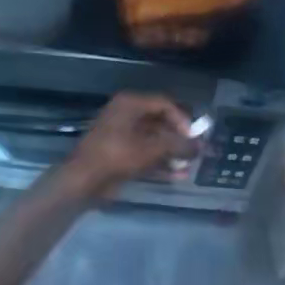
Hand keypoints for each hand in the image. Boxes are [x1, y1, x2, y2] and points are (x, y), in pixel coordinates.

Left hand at [61, 92, 194, 199]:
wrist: (83, 180)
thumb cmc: (117, 156)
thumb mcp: (151, 148)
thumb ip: (178, 145)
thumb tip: (200, 147)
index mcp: (130, 104)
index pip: (164, 103)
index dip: (182, 119)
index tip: (194, 137)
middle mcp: (126, 116)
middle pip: (160, 122)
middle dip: (179, 139)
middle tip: (194, 152)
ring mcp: (122, 136)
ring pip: (154, 141)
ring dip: (172, 154)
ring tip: (189, 166)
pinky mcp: (120, 155)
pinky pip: (145, 156)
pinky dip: (160, 164)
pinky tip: (177, 176)